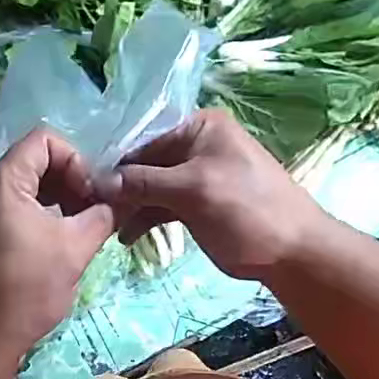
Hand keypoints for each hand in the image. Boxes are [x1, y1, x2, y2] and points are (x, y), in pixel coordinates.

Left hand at [0, 129, 116, 358]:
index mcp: (3, 183)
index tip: (90, 194)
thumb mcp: (76, 247)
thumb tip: (126, 196)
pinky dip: (47, 210)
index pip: (44, 140)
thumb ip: (104, 213)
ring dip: (63, 195)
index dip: (75, 160)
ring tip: (85, 222)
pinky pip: (21, 203)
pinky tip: (67, 234)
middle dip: (72, 178)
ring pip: (31, 182)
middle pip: (37, 158)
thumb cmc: (30, 287)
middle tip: (94, 208)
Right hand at [104, 108, 331, 280]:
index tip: (86, 184)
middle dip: (121, 187)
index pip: (145, 137)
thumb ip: (144, 181)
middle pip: (145, 162)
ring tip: (112, 230)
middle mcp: (196, 145)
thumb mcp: (193, 190)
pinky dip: (146, 219)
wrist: (291, 252)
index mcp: (200, 127)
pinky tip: (128, 236)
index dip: (116, 160)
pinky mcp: (196, 204)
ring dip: (131, 207)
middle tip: (95, 213)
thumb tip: (99, 180)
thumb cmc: (246, 209)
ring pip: (151, 187)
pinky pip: (163, 206)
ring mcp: (196, 176)